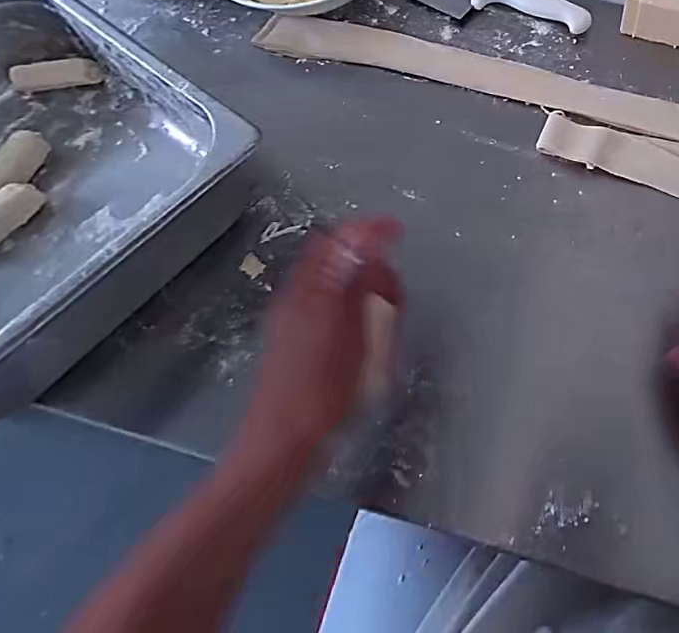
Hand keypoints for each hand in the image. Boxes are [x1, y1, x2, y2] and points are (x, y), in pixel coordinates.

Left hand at [239, 217, 404, 462]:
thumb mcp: (345, 326)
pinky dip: (359, 311)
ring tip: (388, 316)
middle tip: (395, 292)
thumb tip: (365, 235)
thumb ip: (354, 278)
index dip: (367, 230)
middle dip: (372, 265)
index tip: (397, 231)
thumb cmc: (318, 388)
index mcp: (309, 291)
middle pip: (338, 260)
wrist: (282, 448)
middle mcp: (300, 299)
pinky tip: (371, 336)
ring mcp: (300, 322)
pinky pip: (337, 309)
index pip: (336, 240)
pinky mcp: (304, 343)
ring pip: (340, 286)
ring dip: (368, 290)